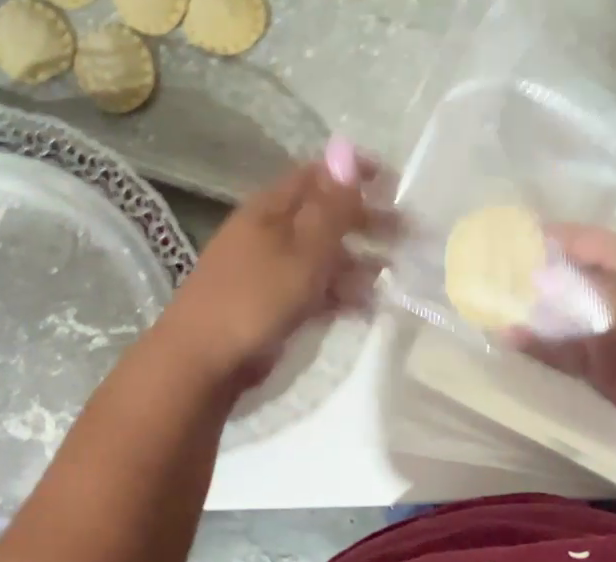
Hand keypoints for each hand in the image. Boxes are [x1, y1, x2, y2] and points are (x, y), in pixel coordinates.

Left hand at [154, 149, 380, 394]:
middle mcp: (272, 233)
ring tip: (394, 276)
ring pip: (325, 257)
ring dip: (360, 262)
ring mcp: (273, 271)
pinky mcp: (276, 305)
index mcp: (272, 209)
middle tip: (408, 234)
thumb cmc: (256, 299)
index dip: (355, 174)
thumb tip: (347, 148)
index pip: (318, 175)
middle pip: (326, 217)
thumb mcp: (302, 251)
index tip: (394, 183)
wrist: (206, 359)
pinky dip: (343, 295)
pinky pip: (317, 291)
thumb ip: (331, 207)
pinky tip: (367, 308)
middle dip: (367, 221)